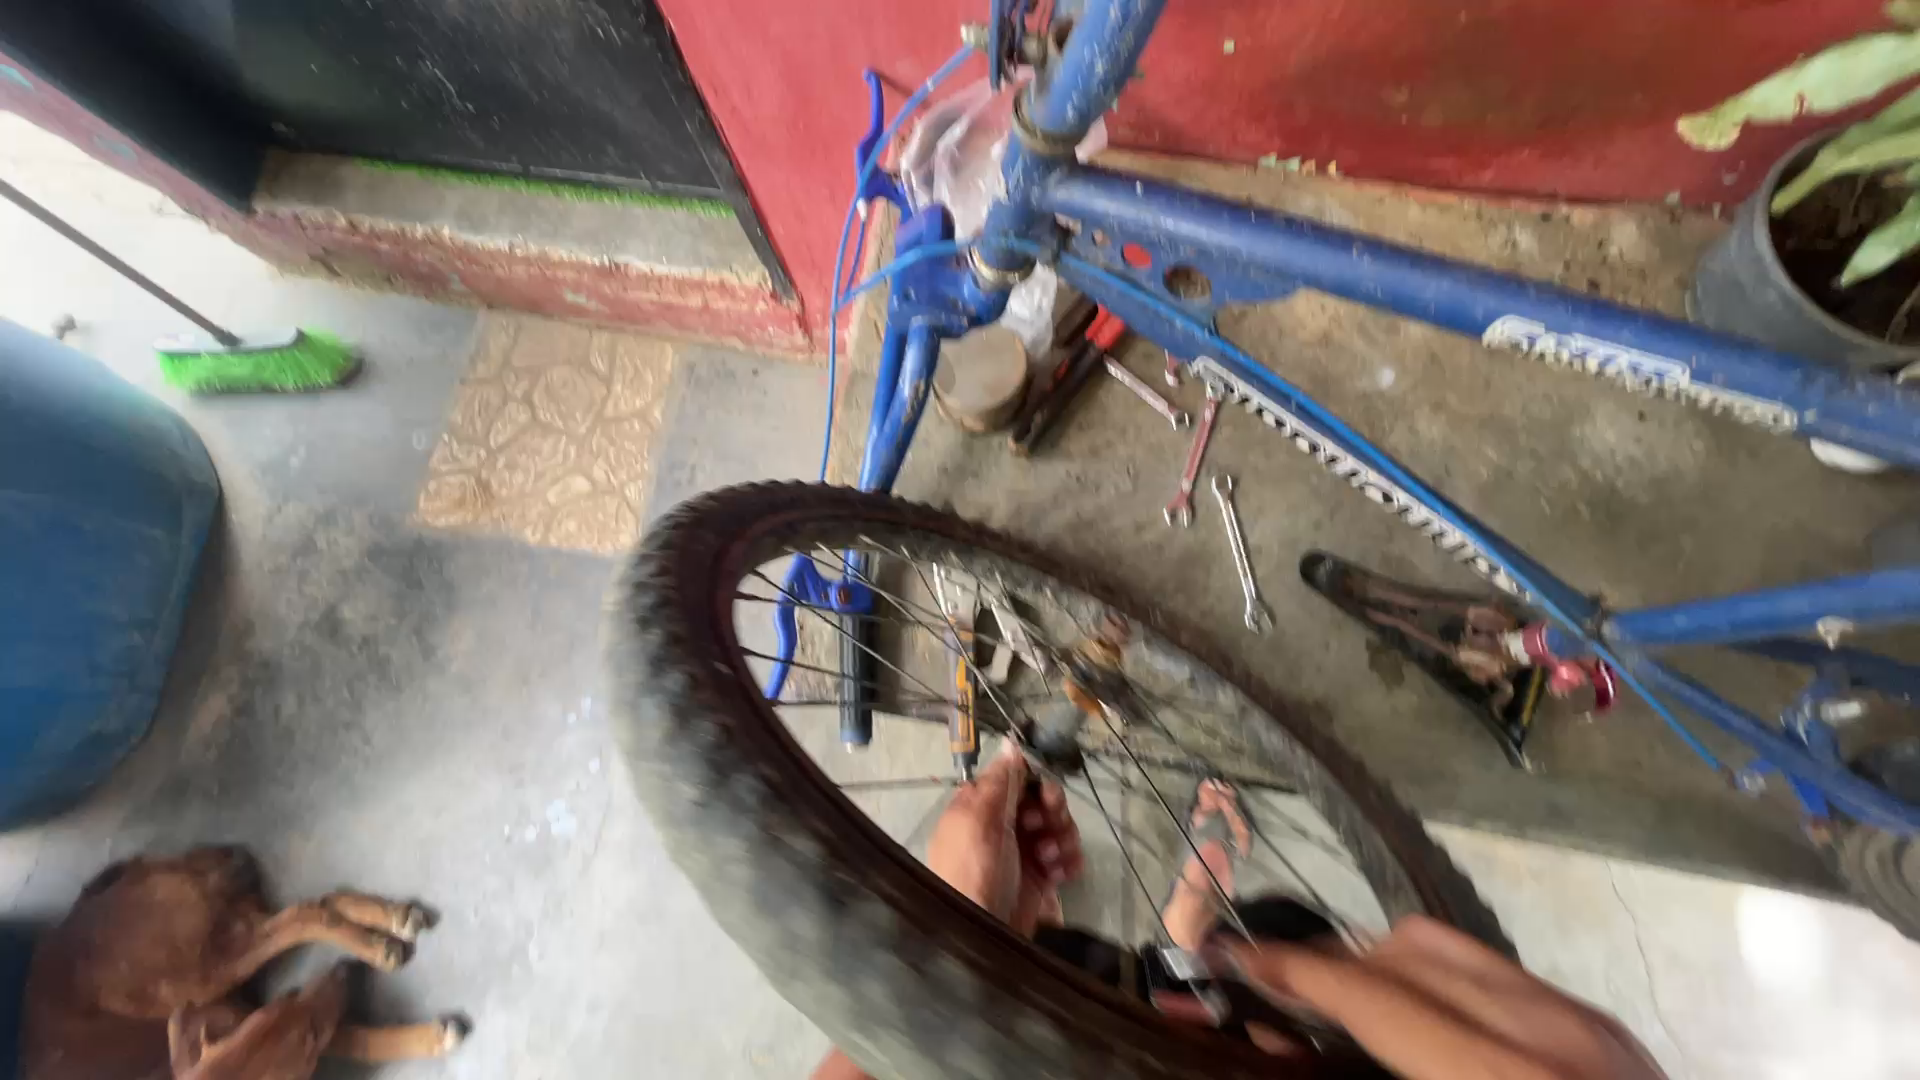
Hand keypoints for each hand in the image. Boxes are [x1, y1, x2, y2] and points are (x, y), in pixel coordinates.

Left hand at [925, 742, 1082, 934]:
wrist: (981, 935)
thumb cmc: (974, 870)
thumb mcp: (980, 819)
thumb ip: (999, 781)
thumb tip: (1009, 740)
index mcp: (980, 806)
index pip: (1015, 778)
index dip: (1034, 782)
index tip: (1046, 793)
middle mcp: (1001, 825)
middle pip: (1040, 801)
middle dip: (1052, 810)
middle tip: (1051, 824)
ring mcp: (1022, 852)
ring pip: (1056, 827)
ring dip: (1062, 838)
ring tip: (1050, 859)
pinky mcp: (1040, 879)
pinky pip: (1065, 857)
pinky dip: (1068, 862)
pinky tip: (1062, 874)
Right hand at [1198, 916, 1665, 1078]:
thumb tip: (1282, 1043)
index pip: (1372, 992)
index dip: (1291, 969)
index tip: (1233, 955)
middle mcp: (1551, 1030)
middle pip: (1399, 949)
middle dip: (1327, 960)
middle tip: (1282, 989)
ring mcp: (1585, 1018)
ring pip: (1438, 941)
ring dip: (1374, 958)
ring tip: (1347, 999)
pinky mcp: (1601, 1021)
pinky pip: (1483, 962)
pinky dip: (1428, 972)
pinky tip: (1418, 1015)